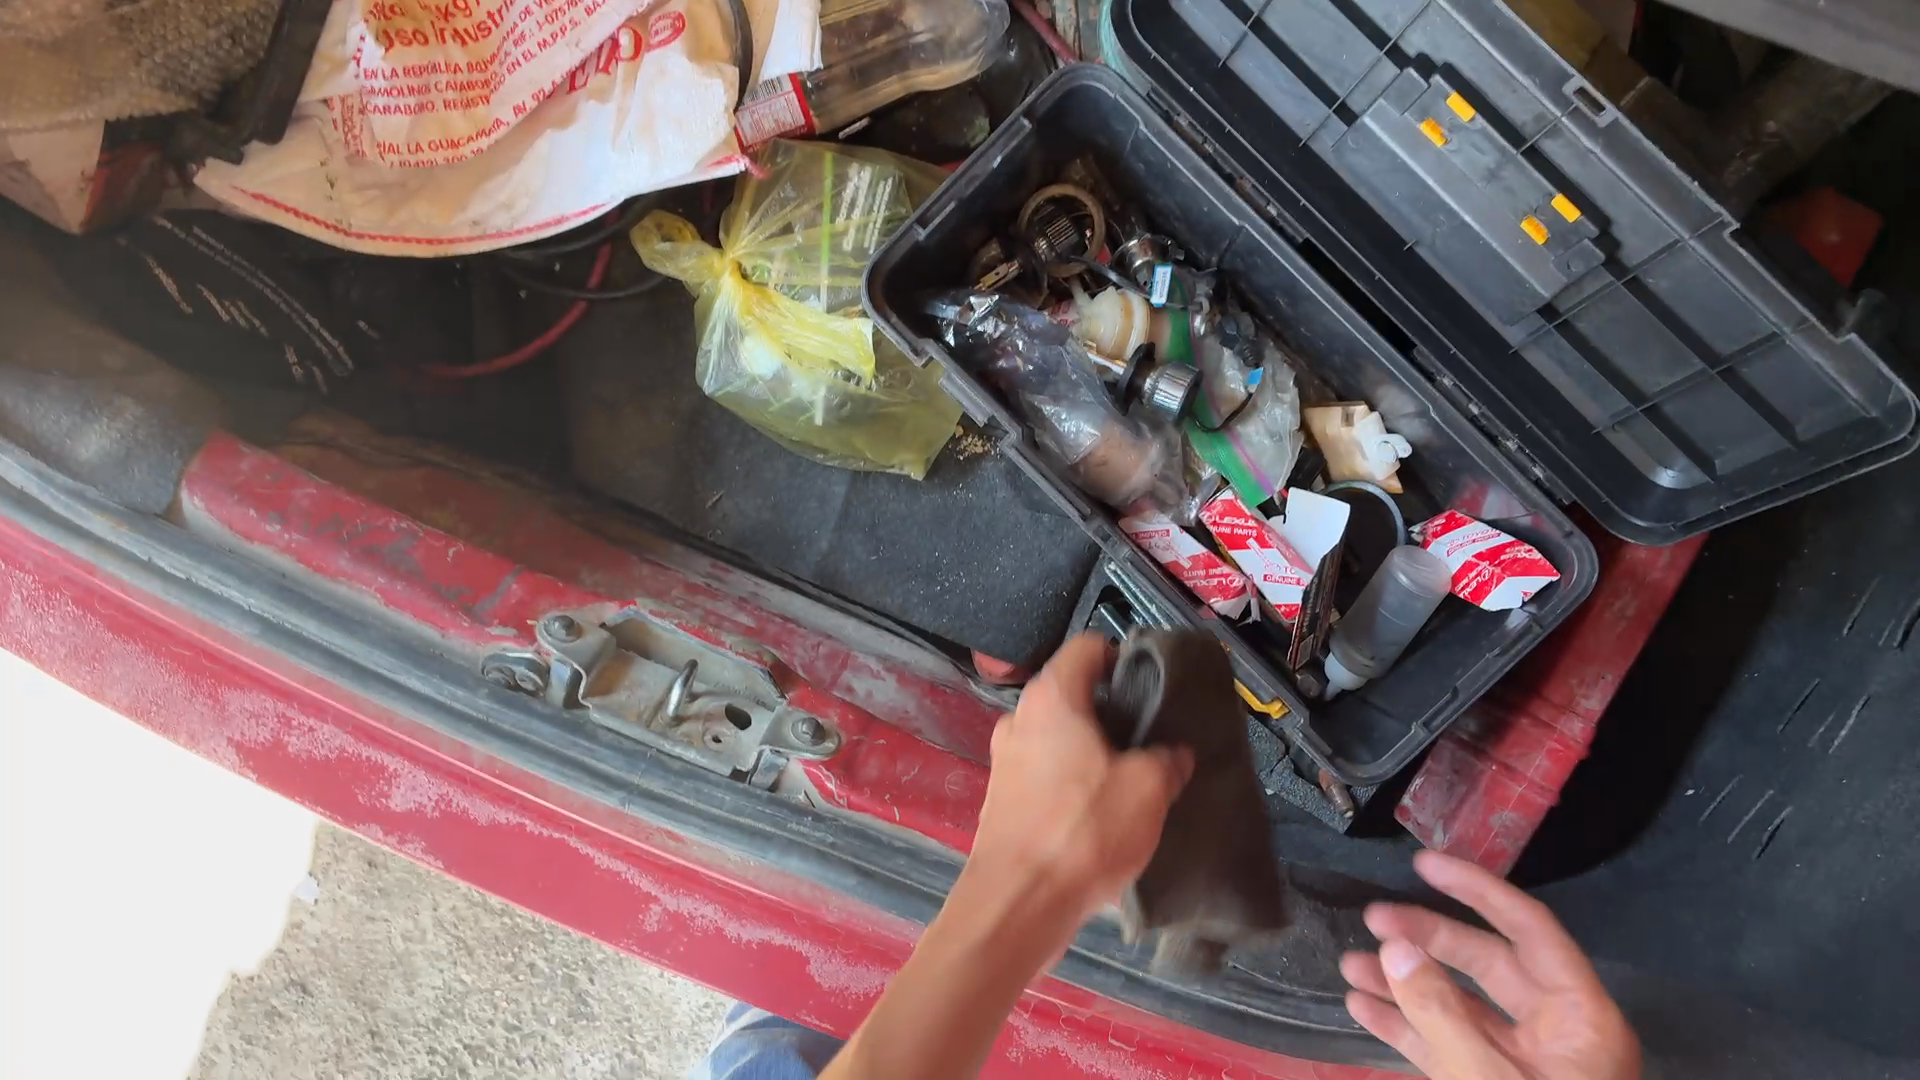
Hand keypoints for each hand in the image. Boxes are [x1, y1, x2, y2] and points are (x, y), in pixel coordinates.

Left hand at [963, 634, 1193, 936]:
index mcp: (1052, 697)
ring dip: (1090, 746)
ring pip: (1057, 732)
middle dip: (1111, 709)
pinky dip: (1070, 775)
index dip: (1122, 657)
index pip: (1087, 647)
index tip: (1150, 687)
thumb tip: (1172, 753)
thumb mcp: (1147, 789)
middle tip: (1148, 737)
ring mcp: (1005, 755)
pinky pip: (1043, 766)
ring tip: (1128, 776)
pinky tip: (1097, 808)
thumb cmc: (1084, 830)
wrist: (1017, 901)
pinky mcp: (1001, 793)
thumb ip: (1166, 758)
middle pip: (1071, 691)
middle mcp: (1020, 715)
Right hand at [1341, 850, 1639, 1079]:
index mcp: (1578, 1021)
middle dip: (1423, 937)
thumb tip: (1396, 946)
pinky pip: (1443, 1041)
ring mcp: (1522, 1063)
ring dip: (1401, 980)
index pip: (1528, 930)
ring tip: (1349, 964)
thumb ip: (1441, 1016)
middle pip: (1482, 960)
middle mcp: (1553, 1032)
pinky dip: (1402, 1023)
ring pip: (1456, 1000)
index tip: (1422, 863)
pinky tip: (1360, 1007)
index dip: (1478, 890)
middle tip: (1370, 919)